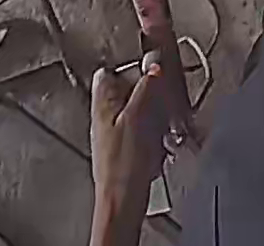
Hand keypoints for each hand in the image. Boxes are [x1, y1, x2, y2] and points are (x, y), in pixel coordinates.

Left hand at [89, 61, 163, 245]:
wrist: (123, 202)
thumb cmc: (122, 165)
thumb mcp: (138, 115)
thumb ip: (147, 85)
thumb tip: (155, 63)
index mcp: (102, 100)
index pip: (112, 69)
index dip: (131, 63)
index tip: (151, 63)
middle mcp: (105, 112)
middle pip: (130, 86)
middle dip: (149, 89)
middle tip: (161, 96)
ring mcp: (115, 129)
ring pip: (140, 105)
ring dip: (155, 109)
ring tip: (161, 121)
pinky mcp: (127, 144)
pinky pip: (145, 124)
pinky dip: (155, 127)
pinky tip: (159, 138)